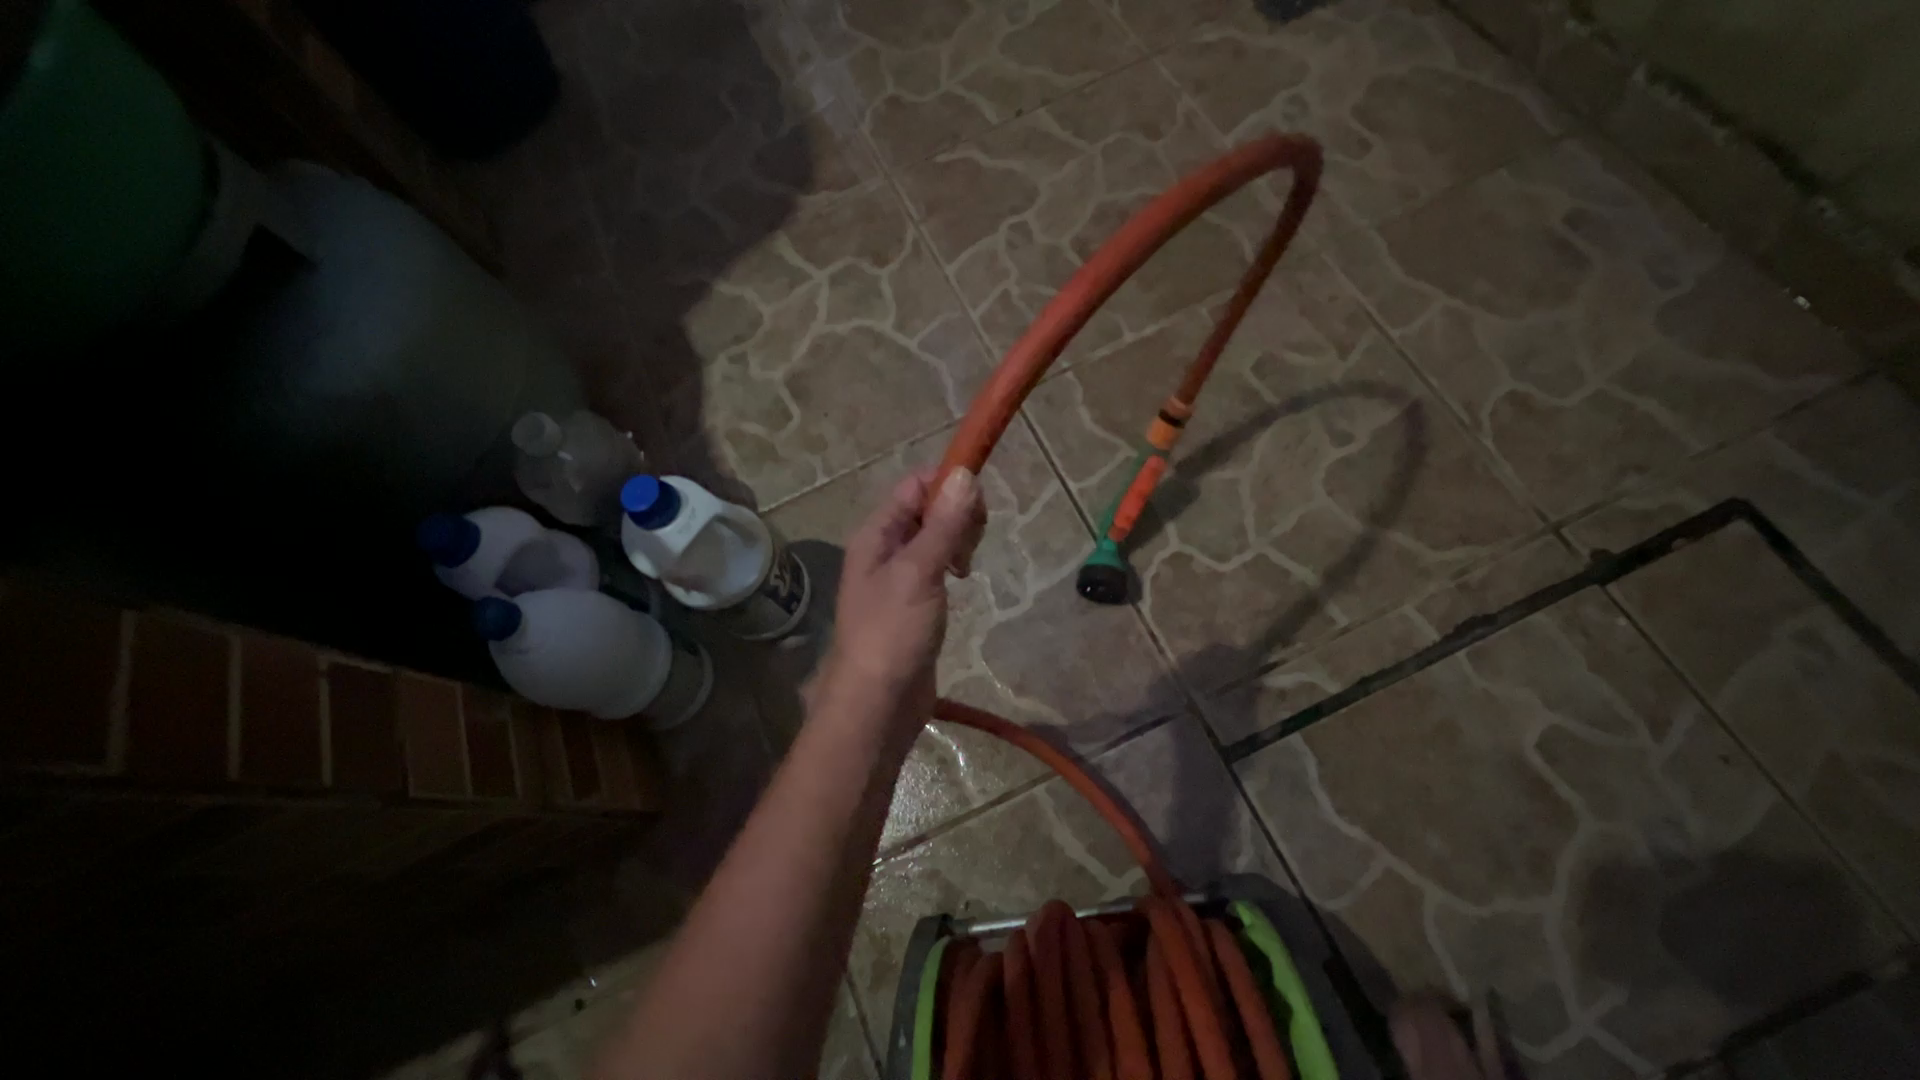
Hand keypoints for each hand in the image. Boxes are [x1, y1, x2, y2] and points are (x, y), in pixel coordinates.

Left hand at [813, 467, 985, 741]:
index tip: (979, 509)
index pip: (914, 486)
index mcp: (876, 534)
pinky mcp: (914, 602)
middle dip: (957, 517)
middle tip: (969, 549)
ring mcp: (899, 577)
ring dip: (958, 542)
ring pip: (936, 538)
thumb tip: (964, 474)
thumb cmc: (892, 634)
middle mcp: (884, 549)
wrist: (878, 703)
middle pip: (928, 508)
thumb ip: (942, 524)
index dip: (948, 485)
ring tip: (964, 570)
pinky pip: (937, 566)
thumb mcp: (918, 573)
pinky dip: (953, 566)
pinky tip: (961, 583)